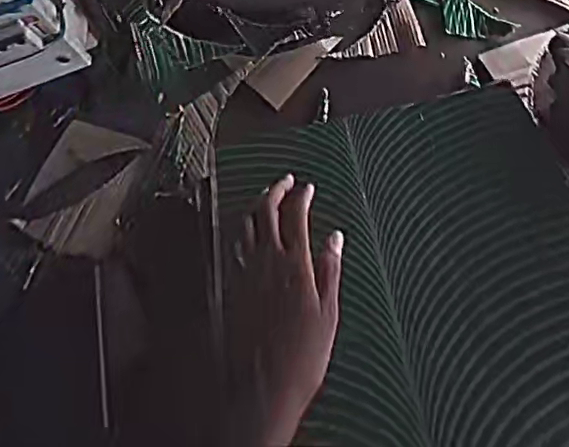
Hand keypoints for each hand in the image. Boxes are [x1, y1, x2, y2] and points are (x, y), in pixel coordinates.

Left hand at [225, 173, 343, 446]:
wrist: (262, 388)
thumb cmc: (300, 357)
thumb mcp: (328, 313)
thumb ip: (330, 269)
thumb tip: (336, 238)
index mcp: (294, 264)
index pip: (296, 214)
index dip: (301, 195)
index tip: (307, 187)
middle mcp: (267, 260)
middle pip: (266, 209)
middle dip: (277, 188)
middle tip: (286, 181)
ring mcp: (246, 270)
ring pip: (246, 222)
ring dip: (257, 204)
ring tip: (267, 197)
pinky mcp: (232, 283)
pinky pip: (235, 243)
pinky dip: (243, 228)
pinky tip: (248, 231)